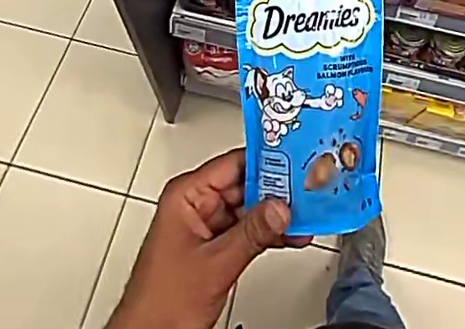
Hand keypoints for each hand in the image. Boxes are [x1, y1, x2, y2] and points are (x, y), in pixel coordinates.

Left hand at [106, 149, 308, 328]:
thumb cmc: (159, 305)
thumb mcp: (214, 264)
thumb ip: (251, 233)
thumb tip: (279, 208)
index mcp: (187, 195)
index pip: (233, 164)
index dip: (264, 160)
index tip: (293, 159)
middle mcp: (196, 204)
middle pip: (244, 184)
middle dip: (276, 190)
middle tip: (306, 189)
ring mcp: (206, 225)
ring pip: (249, 208)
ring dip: (275, 215)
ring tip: (304, 214)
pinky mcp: (214, 245)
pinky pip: (246, 229)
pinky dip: (267, 233)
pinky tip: (289, 235)